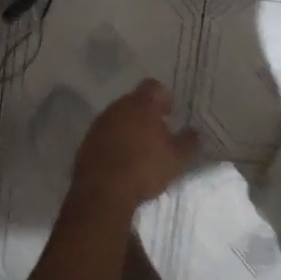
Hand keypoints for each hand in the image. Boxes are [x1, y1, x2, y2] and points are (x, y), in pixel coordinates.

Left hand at [70, 79, 199, 214]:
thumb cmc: (145, 169)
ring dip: (129, 127)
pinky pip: (105, 134)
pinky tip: (121, 159)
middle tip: (157, 131)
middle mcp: (118, 107)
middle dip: (146, 112)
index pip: (153, 86)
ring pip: (118, 117)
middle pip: (134, 101)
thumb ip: (188, 141)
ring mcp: (100, 124)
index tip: (170, 112)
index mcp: (141, 105)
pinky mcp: (86, 142)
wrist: (103, 192)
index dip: (163, 97)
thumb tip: (194, 131)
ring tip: (139, 148)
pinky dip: (114, 141)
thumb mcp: (177, 159)